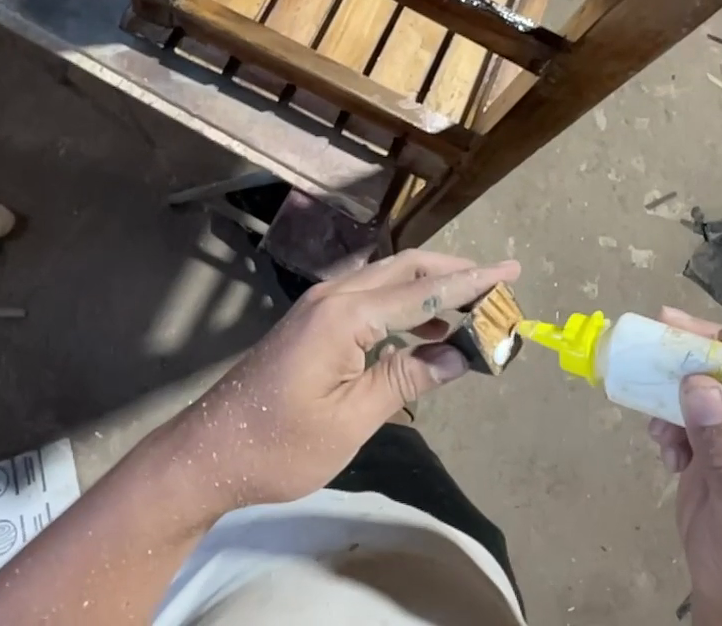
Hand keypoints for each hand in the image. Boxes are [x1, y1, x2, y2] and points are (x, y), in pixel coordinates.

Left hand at [151, 250, 520, 515]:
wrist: (209, 453)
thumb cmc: (280, 445)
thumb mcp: (352, 419)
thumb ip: (406, 379)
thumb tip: (460, 356)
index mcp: (346, 315)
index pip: (424, 291)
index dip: (472, 282)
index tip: (511, 271)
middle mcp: (335, 296)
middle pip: (407, 268)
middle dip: (455, 271)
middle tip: (498, 283)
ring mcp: (321, 306)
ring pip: (388, 280)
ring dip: (431, 288)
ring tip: (474, 308)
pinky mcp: (315, 322)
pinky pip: (371, 299)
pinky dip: (406, 307)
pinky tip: (428, 332)